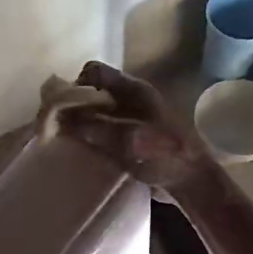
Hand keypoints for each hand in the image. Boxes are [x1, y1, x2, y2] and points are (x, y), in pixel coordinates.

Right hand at [63, 61, 216, 190]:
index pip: (94, 71)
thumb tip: (60, 119)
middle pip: (93, 93)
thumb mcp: (128, 140)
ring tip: (68, 144)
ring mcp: (133, 119)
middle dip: (74, 108)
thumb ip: (94, 128)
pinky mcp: (133, 139)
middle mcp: (131, 99)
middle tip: (60, 129)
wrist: (192, 182)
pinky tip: (85, 155)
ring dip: (82, 126)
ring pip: (98, 114)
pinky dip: (93, 140)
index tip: (63, 109)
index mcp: (133, 90)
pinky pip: (105, 133)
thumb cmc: (165, 156)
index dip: (75, 85)